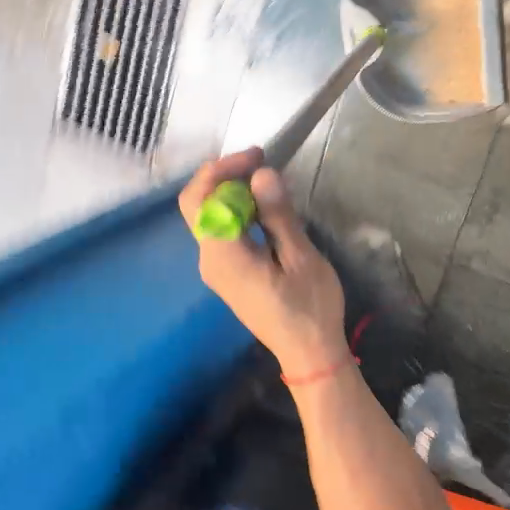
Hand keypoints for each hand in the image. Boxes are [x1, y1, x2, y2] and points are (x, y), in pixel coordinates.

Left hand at [179, 148, 348, 377]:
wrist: (309, 353)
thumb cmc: (311, 308)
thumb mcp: (302, 259)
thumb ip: (279, 216)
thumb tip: (263, 175)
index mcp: (223, 255)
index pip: (203, 198)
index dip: (223, 169)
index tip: (259, 156)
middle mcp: (210, 260)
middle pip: (198, 205)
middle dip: (222, 177)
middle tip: (259, 163)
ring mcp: (217, 270)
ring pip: (209, 218)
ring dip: (231, 194)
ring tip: (266, 182)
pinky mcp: (229, 276)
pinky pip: (222, 234)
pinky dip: (237, 213)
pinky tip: (264, 210)